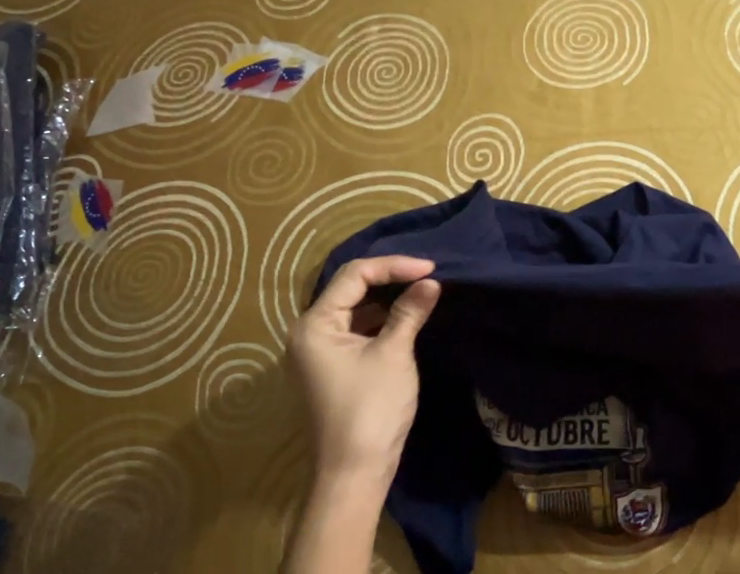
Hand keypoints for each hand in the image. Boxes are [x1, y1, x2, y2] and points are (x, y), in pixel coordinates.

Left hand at [289, 255, 441, 483]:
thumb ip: (409, 311)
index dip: (394, 266)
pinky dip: (380, 319)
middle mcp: (308, 333)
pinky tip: (406, 317)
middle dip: (389, 277)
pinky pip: (355, 329)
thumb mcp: (394, 353)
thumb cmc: (371, 409)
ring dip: (386, 298)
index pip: (355, 275)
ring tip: (421, 290)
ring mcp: (317, 352)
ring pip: (353, 308)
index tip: (431, 268)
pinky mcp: (330, 367)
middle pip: (350, 288)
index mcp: (314, 324)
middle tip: (427, 274)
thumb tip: (430, 281)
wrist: (354, 473)